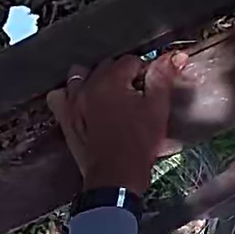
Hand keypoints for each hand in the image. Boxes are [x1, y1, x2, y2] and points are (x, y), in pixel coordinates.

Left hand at [47, 53, 186, 191]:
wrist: (115, 178)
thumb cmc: (139, 144)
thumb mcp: (157, 110)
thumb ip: (162, 79)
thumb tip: (175, 56)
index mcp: (111, 80)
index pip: (131, 61)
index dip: (144, 73)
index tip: (151, 89)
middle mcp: (87, 85)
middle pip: (106, 66)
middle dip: (122, 75)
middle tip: (136, 96)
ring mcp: (72, 101)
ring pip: (81, 75)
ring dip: (95, 79)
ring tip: (109, 95)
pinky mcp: (64, 118)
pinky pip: (60, 96)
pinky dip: (70, 95)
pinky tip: (82, 102)